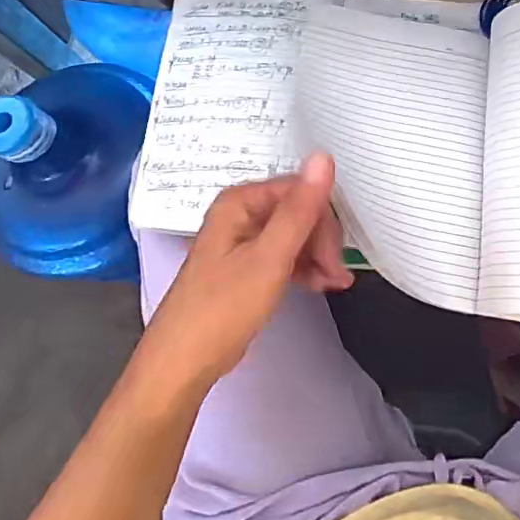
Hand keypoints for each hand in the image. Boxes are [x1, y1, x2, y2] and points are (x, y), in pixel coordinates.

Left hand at [139, 153, 350, 387]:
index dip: (323, 221)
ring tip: (332, 284)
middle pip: (297, 212)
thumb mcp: (269, 258)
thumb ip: (299, 210)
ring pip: (294, 234)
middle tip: (335, 275)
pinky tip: (319, 285)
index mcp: (240, 202)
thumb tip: (323, 158)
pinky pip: (283, 254)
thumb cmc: (223, 308)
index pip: (298, 191)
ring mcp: (242, 240)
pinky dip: (304, 267)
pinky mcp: (246, 266)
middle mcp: (240, 214)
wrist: (183, 362)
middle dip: (321, 241)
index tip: (336, 256)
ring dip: (317, 256)